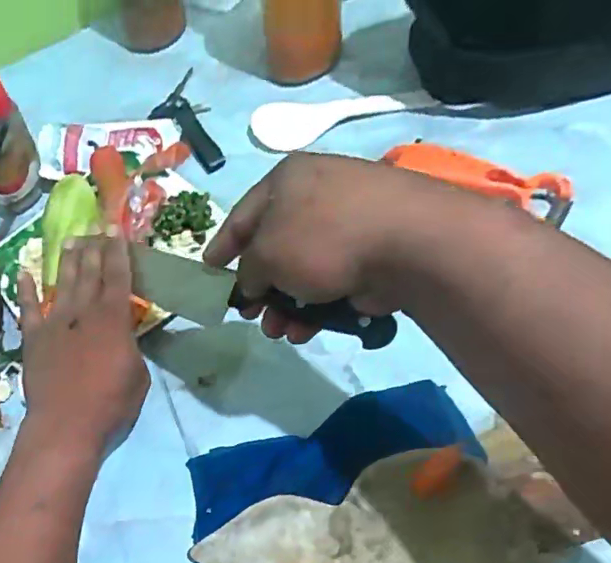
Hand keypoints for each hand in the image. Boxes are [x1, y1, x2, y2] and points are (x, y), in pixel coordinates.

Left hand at [15, 234, 148, 451]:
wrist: (66, 424)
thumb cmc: (111, 405)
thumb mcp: (138, 377)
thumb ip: (131, 350)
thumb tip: (124, 338)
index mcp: (113, 321)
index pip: (117, 277)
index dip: (118, 252)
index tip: (116, 229)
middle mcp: (82, 313)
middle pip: (89, 273)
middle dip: (94, 248)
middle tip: (95, 226)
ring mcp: (54, 324)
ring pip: (62, 284)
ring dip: (67, 261)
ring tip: (71, 240)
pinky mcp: (33, 339)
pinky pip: (28, 309)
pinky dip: (26, 290)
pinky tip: (24, 273)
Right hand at [202, 152, 469, 343]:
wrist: (400, 244)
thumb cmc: (322, 237)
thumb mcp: (267, 254)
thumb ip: (247, 272)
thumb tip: (249, 284)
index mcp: (285, 182)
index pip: (241, 216)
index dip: (222, 246)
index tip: (209, 271)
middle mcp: (314, 199)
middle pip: (274, 250)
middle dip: (259, 290)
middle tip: (249, 317)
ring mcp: (344, 229)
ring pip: (302, 275)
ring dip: (285, 308)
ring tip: (278, 333)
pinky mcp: (367, 259)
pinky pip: (329, 287)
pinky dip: (314, 310)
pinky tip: (305, 332)